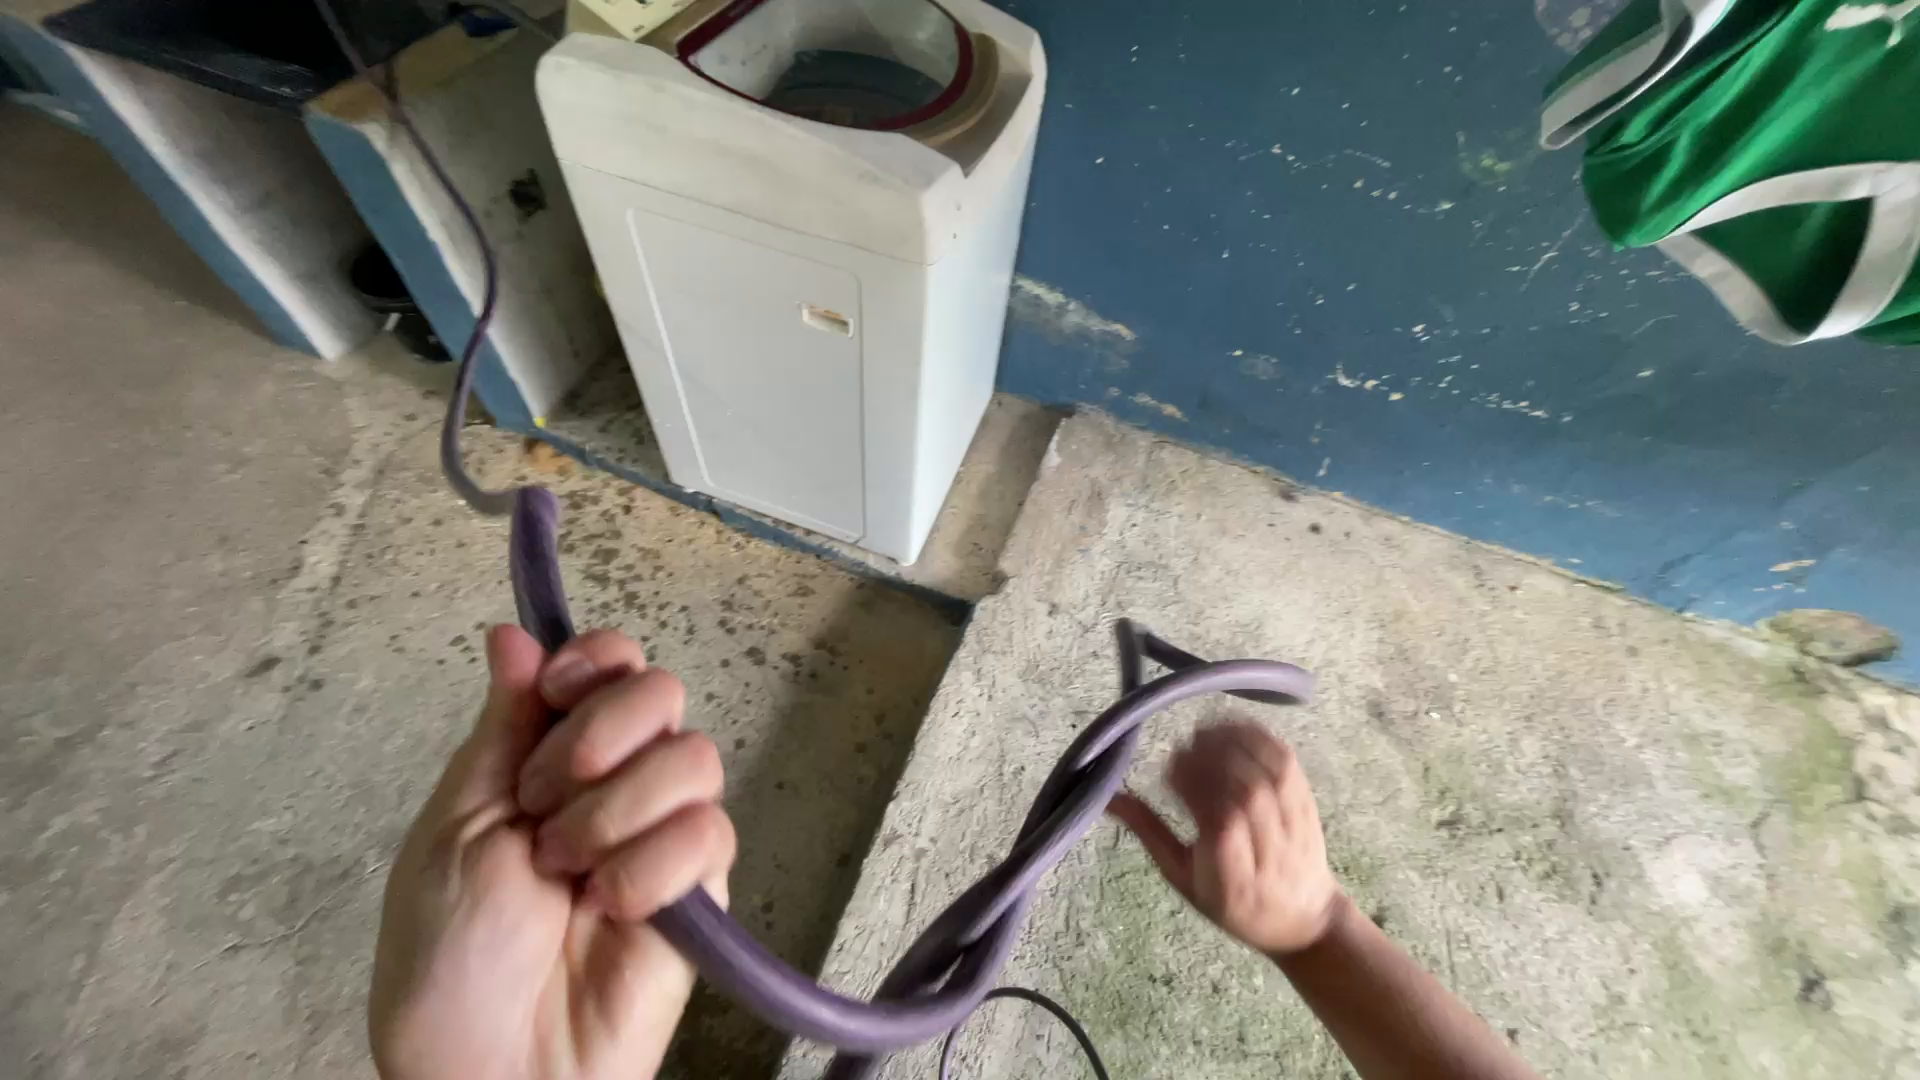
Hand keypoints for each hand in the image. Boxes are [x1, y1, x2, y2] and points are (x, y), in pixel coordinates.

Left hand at [368, 627, 733, 1079]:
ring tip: (572, 872)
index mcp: (562, 751)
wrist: (495, 1068)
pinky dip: (650, 868)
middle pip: (663, 691)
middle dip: (600, 740)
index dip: (599, 660)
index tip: (560, 692)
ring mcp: (671, 823)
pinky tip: (612, 908)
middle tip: (546, 806)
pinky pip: (708, 832)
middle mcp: (627, 773)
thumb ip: (504, 728)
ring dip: (618, 813)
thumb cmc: (453, 952)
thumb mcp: (456, 830)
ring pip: (695, 755)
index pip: (616, 661)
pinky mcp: (707, 877)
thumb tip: (514, 632)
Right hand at [1108, 721, 1340, 954]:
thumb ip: (1149, 834)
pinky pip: (1288, 764)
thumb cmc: (1231, 901)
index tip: (1169, 770)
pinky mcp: (1309, 805)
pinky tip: (1235, 729)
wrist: (1302, 918)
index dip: (1194, 788)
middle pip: (1248, 795)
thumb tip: (1108, 798)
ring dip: (1235, 745)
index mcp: (1234, 879)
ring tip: (1205, 734)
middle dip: (1212, 761)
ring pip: (1269, 775)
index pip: (1220, 824)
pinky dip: (1262, 740)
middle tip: (1184, 748)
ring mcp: (1296, 827)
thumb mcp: (1183, 878)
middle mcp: (1271, 852)